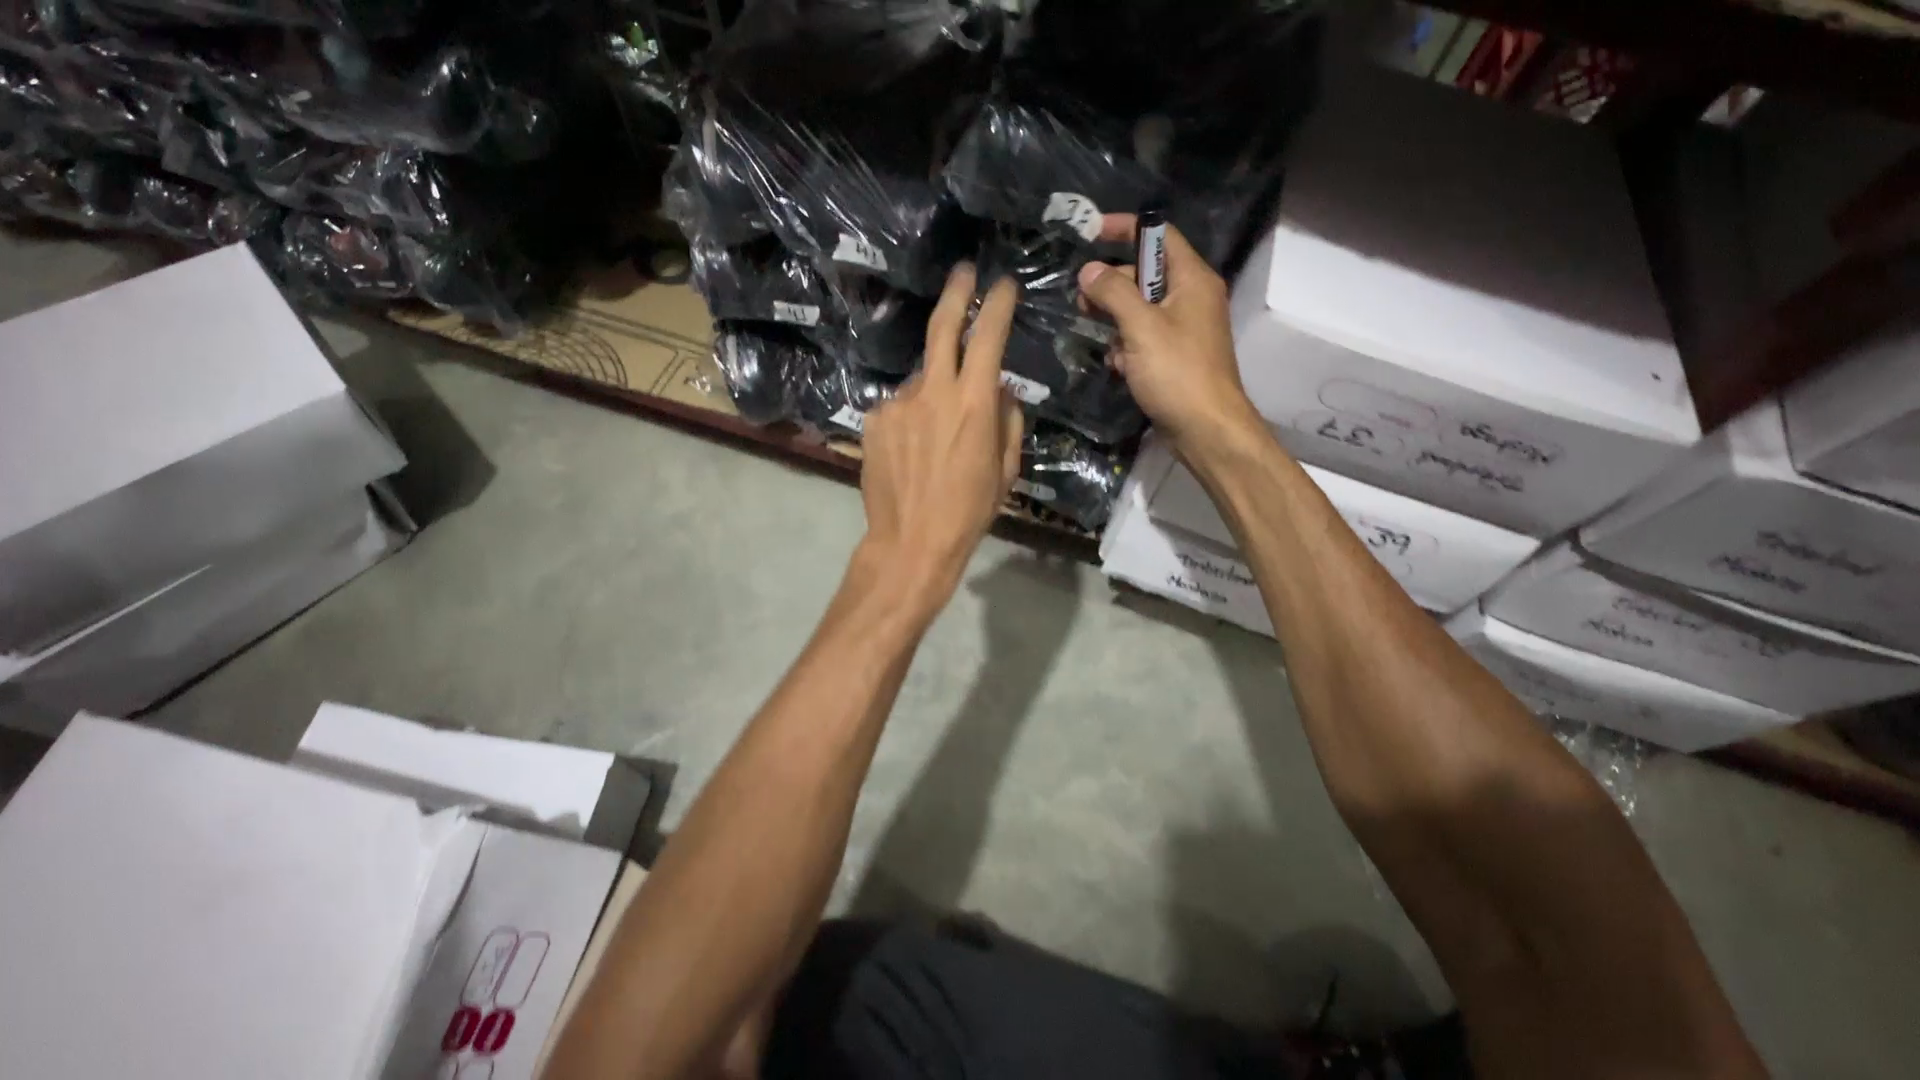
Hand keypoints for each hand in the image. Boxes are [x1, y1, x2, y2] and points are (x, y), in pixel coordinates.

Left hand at [857, 262, 1023, 613]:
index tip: (1003, 284)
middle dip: (956, 292)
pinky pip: (900, 407)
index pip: (988, 337)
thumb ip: (1006, 419)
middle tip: (963, 271)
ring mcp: (898, 403)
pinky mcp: (874, 419)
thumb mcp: (1006, 468)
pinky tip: (912, 452)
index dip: (997, 304)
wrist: (911, 541)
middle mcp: (933, 392)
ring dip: (933, 391)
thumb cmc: (970, 510)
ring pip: (922, 381)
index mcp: (974, 403)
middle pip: (942, 327)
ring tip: (936, 438)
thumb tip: (999, 388)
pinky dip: (911, 418)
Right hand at [1077, 214, 1262, 454]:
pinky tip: (1118, 365)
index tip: (1090, 233)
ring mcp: (1184, 329)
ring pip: (1140, 309)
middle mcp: (1192, 298)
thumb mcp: (1141, 327)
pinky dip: (1127, 347)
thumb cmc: (1178, 373)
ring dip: (1115, 320)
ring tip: (1099, 336)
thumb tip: (1089, 270)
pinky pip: (1144, 338)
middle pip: (1145, 274)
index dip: (1126, 229)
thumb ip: (1113, 293)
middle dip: (1112, 284)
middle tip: (1082, 299)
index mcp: (1193, 279)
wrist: (1207, 430)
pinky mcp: (1175, 357)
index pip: (1160, 236)